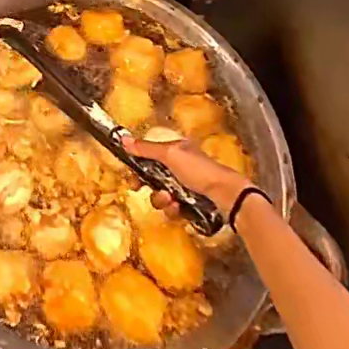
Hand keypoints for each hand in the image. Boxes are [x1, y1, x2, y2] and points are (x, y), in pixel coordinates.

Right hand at [122, 134, 252, 215]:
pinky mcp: (190, 205)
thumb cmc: (199, 170)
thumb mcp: (170, 155)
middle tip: (140, 189)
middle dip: (148, 186)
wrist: (226, 196)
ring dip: (161, 199)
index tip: (130, 176)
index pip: (149, 156)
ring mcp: (185, 188)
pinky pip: (173, 209)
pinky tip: (178, 209)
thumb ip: (146, 149)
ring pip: (161, 196)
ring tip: (169, 200)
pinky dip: (173, 210)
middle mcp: (179, 168)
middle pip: (153, 178)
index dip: (138, 166)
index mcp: (175, 151)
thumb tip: (123, 138)